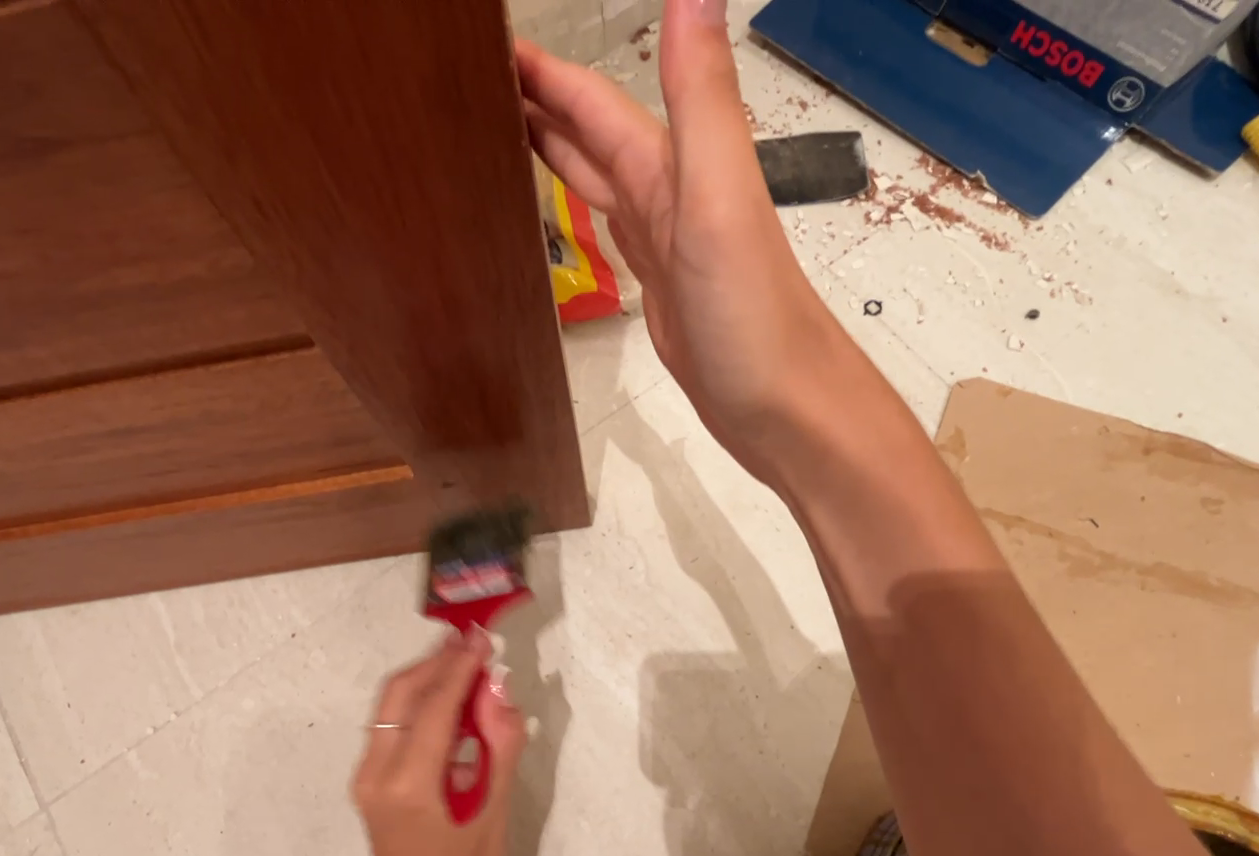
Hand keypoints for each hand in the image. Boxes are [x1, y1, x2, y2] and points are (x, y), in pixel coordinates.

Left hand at [352, 630, 525, 855]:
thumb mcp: (495, 810)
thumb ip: (500, 744)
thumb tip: (499, 688)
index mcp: (409, 786)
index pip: (434, 706)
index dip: (459, 666)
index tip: (481, 636)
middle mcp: (376, 775)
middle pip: (399, 694)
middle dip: (435, 660)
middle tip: (471, 641)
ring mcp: (365, 778)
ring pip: (390, 706)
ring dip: (426, 678)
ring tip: (465, 662)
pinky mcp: (367, 782)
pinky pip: (391, 726)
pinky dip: (419, 703)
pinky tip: (450, 700)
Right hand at [516, 0, 847, 478]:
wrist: (783, 405)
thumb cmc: (750, 313)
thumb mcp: (722, 199)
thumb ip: (702, 99)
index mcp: (671, 169)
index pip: (594, 105)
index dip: (543, 72)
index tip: (486, 47)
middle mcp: (666, 196)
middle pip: (592, 134)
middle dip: (538, 101)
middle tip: (474, 86)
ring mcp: (663, 245)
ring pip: (598, 179)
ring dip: (555, 149)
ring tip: (500, 133)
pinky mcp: (659, 289)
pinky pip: (608, 230)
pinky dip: (580, 207)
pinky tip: (566, 205)